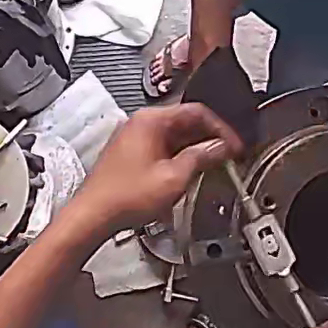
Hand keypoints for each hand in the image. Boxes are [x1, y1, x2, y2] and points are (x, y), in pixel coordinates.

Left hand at [57, 104, 242, 242]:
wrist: (93, 215)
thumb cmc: (124, 196)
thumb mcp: (174, 178)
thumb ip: (201, 157)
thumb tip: (220, 147)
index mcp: (150, 120)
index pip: (196, 111)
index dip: (221, 128)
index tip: (234, 144)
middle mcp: (140, 124)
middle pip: (185, 122)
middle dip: (209, 138)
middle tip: (227, 155)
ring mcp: (133, 138)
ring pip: (174, 136)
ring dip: (194, 149)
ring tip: (212, 166)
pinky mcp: (130, 155)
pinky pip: (162, 148)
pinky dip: (178, 157)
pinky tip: (187, 173)